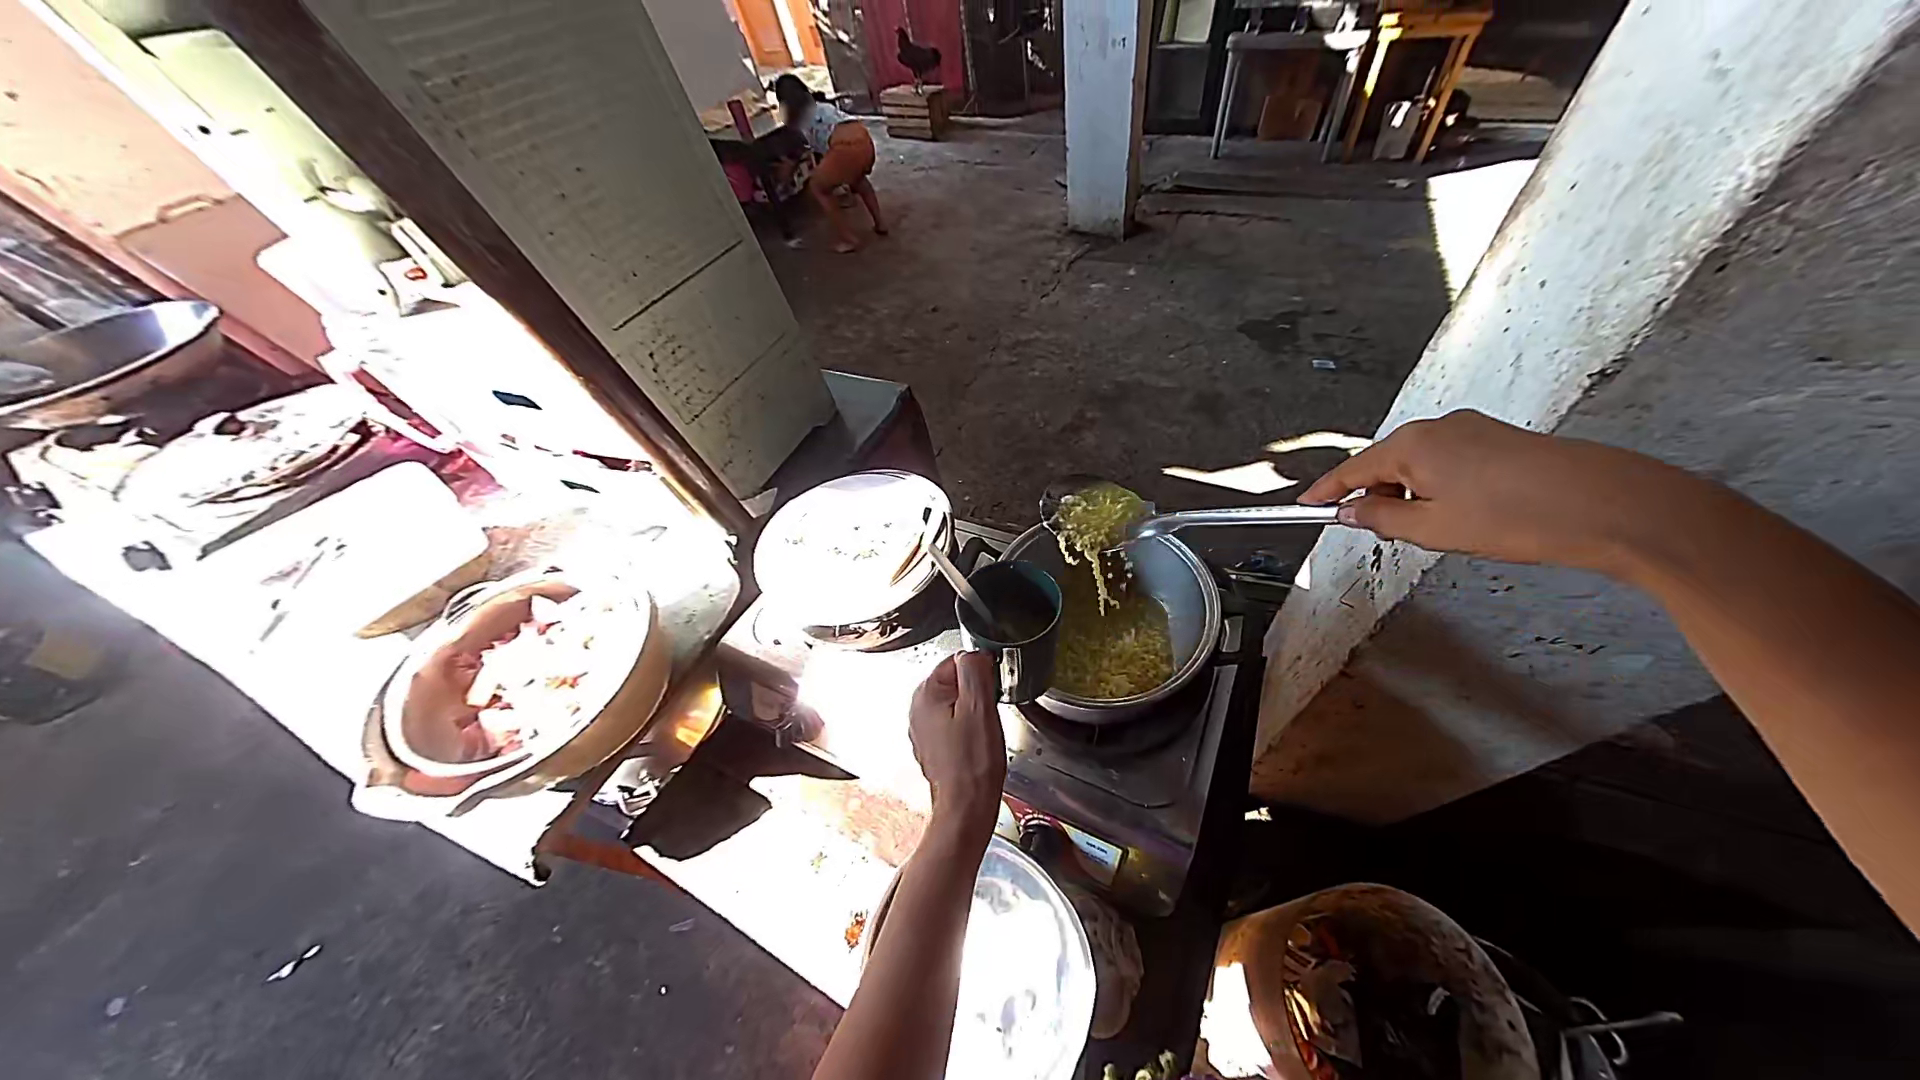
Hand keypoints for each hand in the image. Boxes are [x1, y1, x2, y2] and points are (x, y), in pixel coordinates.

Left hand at [908, 652, 1005, 831]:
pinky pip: (955, 724)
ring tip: (982, 733)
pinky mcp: (933, 746)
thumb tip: (973, 653)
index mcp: (925, 694)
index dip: (980, 674)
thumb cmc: (972, 763)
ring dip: (974, 713)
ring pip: (957, 704)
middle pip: (956, 682)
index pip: (957, 661)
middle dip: (977, 694)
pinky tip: (976, 746)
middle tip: (987, 716)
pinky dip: (968, 730)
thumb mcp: (980, 707)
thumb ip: (974, 672)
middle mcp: (918, 709)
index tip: (990, 692)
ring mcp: (924, 729)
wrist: (966, 808)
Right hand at [1300, 409, 1700, 574]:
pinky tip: (1456, 512)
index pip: (1351, 470)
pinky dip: (1436, 485)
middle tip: (1376, 529)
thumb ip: (1380, 519)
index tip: (1308, 504)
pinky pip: (1445, 460)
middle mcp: (1439, 428)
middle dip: (1373, 496)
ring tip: (1429, 528)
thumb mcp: (1432, 529)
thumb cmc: (1525, 515)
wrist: (1611, 507)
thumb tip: (1353, 513)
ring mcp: (1471, 430)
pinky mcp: (1496, 439)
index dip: (1326, 492)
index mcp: (1413, 445)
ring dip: (1408, 493)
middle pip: (1382, 463)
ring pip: (1415, 464)